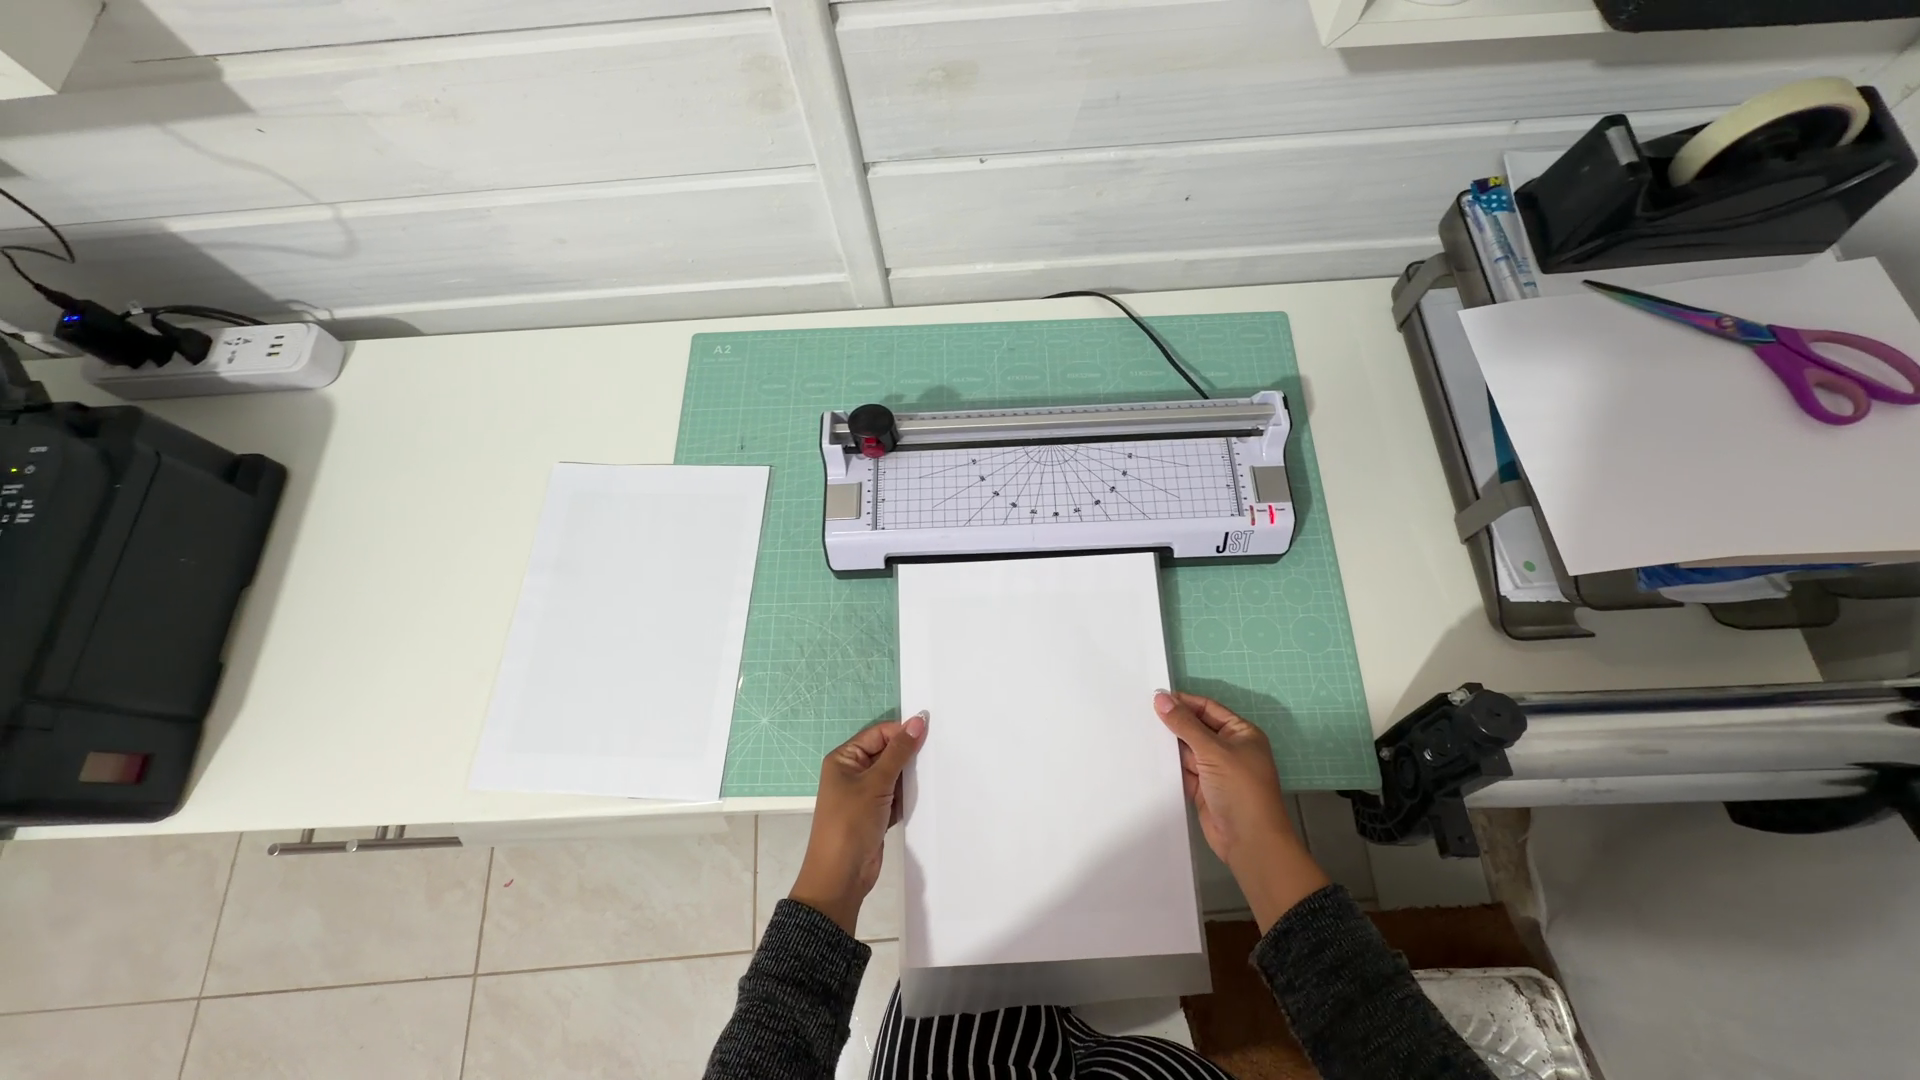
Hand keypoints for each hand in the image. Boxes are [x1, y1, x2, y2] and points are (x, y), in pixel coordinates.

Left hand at [789, 711, 927, 933]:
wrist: (841, 876)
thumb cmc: (851, 823)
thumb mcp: (876, 783)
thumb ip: (899, 752)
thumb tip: (918, 720)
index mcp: (844, 758)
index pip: (878, 734)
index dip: (902, 732)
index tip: (931, 732)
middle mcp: (853, 772)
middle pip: (887, 753)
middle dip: (908, 755)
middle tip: (937, 751)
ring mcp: (864, 794)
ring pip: (894, 774)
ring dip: (909, 776)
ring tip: (934, 772)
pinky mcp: (876, 812)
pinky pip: (896, 795)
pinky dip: (907, 795)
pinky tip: (925, 794)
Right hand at [1155, 691, 1327, 931]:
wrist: (1249, 841)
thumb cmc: (1240, 789)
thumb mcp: (1213, 751)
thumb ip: (1185, 724)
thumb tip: (1160, 697)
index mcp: (1241, 733)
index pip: (1208, 708)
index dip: (1183, 702)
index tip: (1154, 697)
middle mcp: (1229, 748)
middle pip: (1196, 727)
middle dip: (1173, 722)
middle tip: (1141, 712)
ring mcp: (1215, 769)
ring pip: (1187, 749)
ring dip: (1168, 744)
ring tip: (1139, 731)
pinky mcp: (1202, 788)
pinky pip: (1182, 770)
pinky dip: (1168, 764)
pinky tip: (1147, 755)